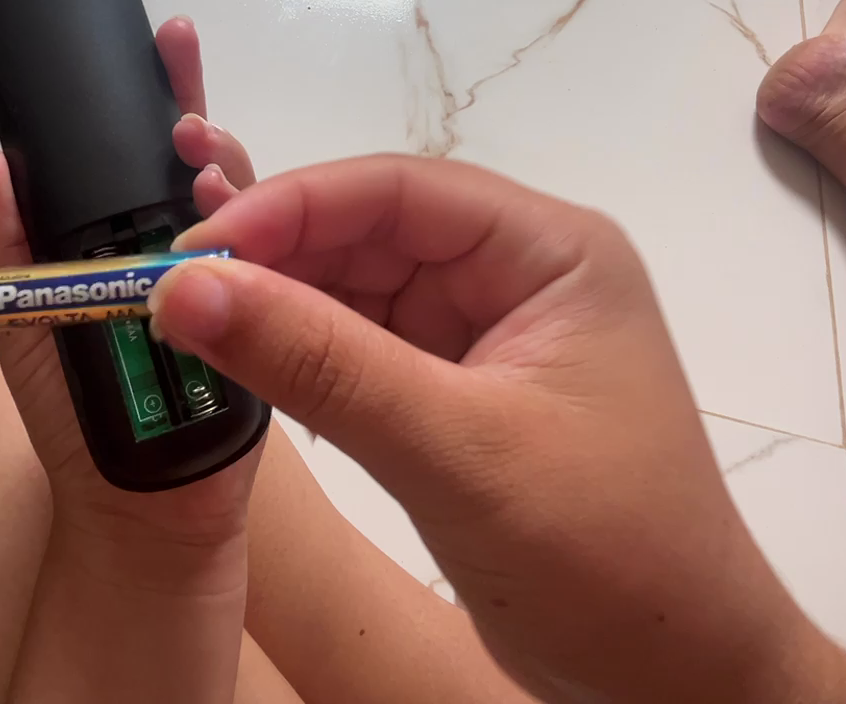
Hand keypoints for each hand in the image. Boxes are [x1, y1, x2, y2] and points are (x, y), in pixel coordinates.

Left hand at [0, 16, 260, 546]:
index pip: (136, 152)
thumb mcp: (27, 315)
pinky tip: (242, 194)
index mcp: (124, 235)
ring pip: (237, 193)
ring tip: (195, 132)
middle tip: (178, 48)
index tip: (154, 43)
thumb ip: (8, 242)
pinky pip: (269, 252)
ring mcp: (229, 269)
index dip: (146, 97)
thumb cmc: (79, 407)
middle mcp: (179, 242)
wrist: (147, 492)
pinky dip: (259, 217)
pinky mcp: (266, 304)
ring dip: (220, 155)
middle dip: (191, 100)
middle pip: (194, 158)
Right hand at [148, 155, 845, 702]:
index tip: (198, 245)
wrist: (668, 680)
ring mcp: (478, 323)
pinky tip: (246, 358)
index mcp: (544, 248)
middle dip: (275, 254)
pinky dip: (299, 350)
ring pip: (354, 284)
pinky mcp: (449, 379)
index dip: (291, 204)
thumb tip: (186, 288)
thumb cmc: (600, 555)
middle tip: (177, 289)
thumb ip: (317, 362)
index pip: (399, 190)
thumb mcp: (451, 447)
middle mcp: (509, 267)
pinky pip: (357, 341)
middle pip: (369, 230)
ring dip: (278, 302)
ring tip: (194, 320)